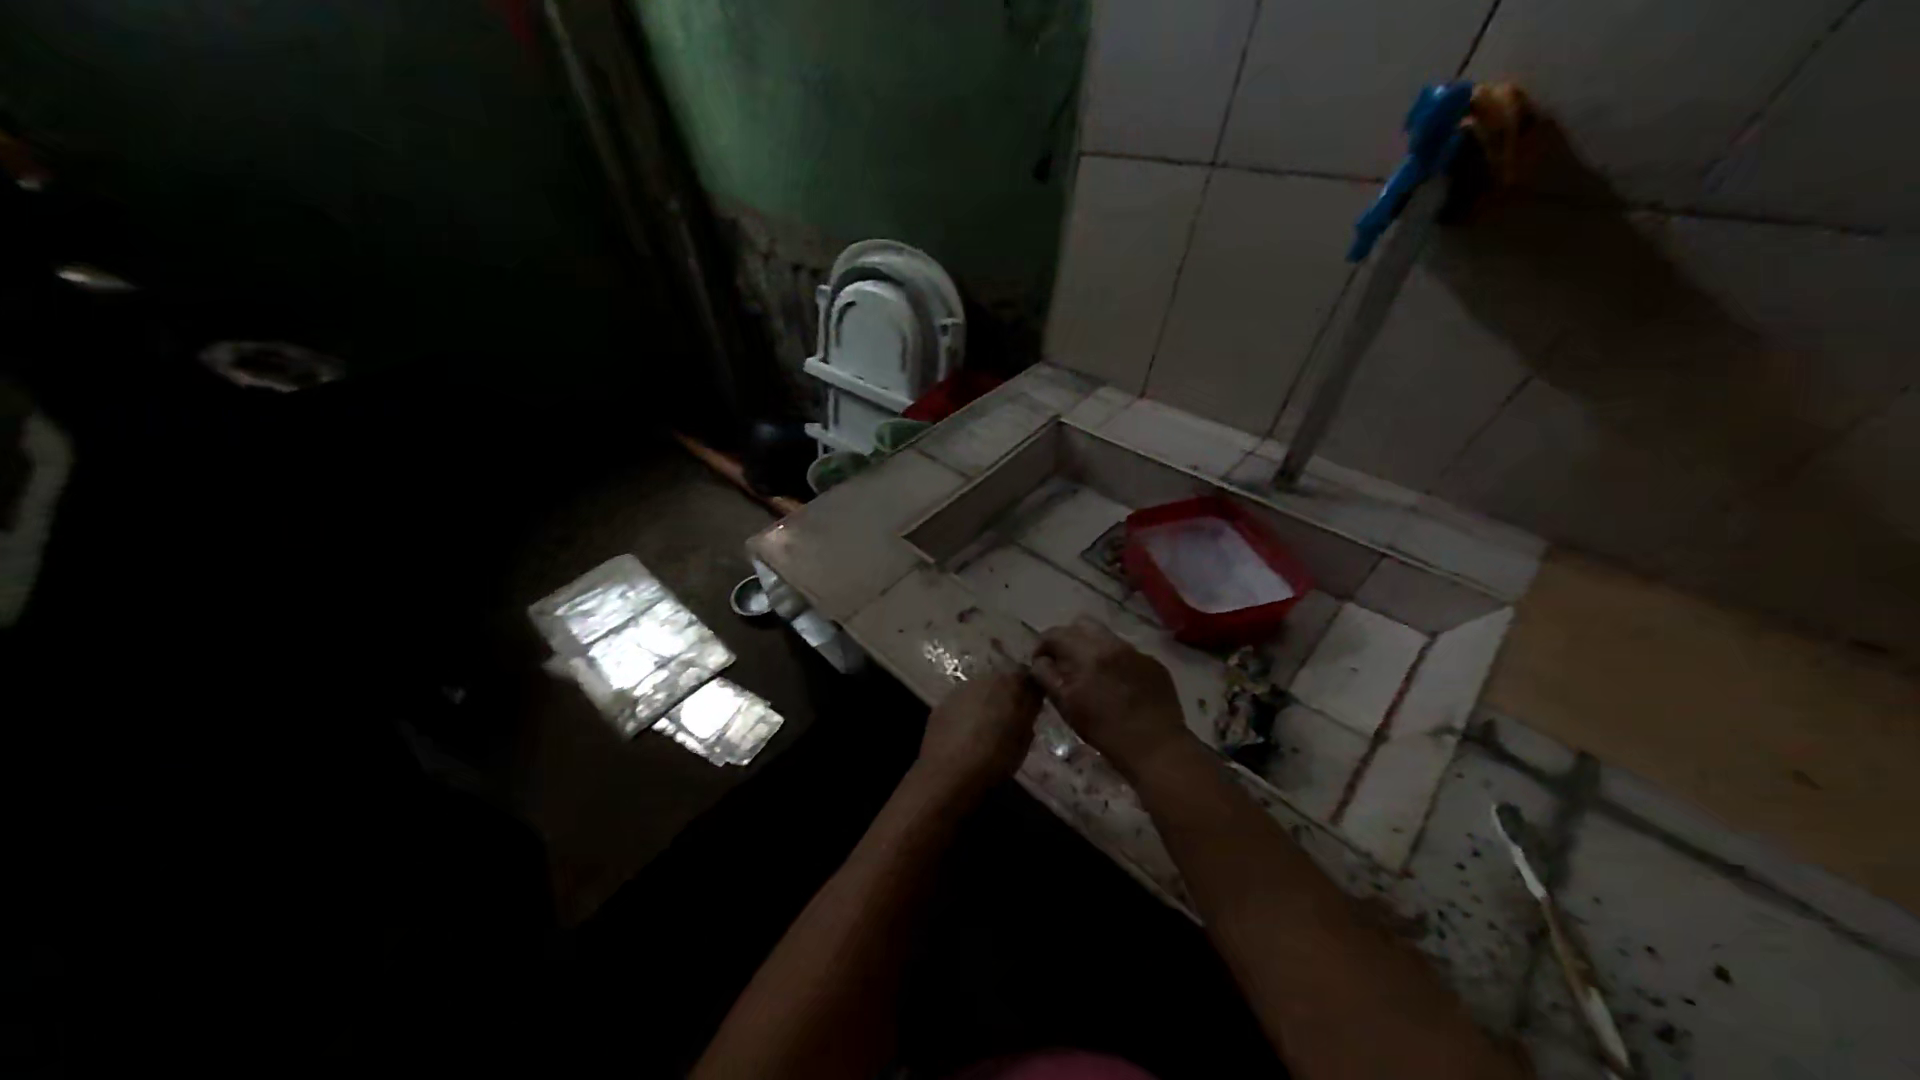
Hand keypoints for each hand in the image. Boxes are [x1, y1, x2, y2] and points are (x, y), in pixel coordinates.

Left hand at [914, 670, 1042, 798]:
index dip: (1031, 691)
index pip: (1028, 677)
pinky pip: (962, 702)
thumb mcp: (1023, 740)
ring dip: (986, 702)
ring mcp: (960, 689)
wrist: (947, 771)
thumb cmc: (994, 758)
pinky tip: (966, 732)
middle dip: (1007, 695)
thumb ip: (1029, 715)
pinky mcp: (942, 702)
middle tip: (1010, 718)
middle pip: (1001, 681)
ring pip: (980, 690)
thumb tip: (1029, 704)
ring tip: (986, 727)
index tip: (1033, 707)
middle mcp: (984, 679)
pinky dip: (967, 712)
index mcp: (1010, 684)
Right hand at [1031, 617, 1189, 779]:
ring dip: (1092, 649)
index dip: (1042, 646)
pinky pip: (1127, 653)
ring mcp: (1136, 652)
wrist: (1155, 747)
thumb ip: (1046, 676)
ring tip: (1092, 675)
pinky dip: (1115, 662)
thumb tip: (1039, 661)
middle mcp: (1112, 644)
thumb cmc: (1104, 731)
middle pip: (1082, 624)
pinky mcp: (1154, 663)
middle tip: (1064, 663)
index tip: (1041, 663)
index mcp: (1087, 653)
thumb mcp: (1066, 706)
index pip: (1055, 633)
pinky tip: (1118, 686)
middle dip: (1068, 639)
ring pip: (1106, 637)